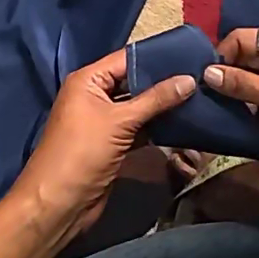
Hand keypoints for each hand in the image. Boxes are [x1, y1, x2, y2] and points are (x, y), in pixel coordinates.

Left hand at [10, 49, 197, 238]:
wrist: (59, 204)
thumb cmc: (82, 152)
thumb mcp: (119, 121)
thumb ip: (156, 100)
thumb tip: (189, 79)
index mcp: (88, 81)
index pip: (126, 59)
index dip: (155, 56)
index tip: (188, 54)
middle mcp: (95, 95)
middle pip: (134, 81)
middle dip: (163, 81)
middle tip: (199, 74)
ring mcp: (104, 120)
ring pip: (139, 106)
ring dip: (163, 105)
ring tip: (198, 94)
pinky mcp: (113, 143)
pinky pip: (139, 127)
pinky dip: (157, 125)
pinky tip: (184, 120)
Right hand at [205, 27, 258, 175]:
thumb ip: (246, 86)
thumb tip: (208, 72)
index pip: (243, 38)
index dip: (223, 56)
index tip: (205, 81)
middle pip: (250, 59)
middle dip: (230, 77)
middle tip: (208, 101)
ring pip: (258, 81)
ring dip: (243, 96)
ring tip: (221, 115)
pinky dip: (258, 109)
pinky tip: (244, 124)